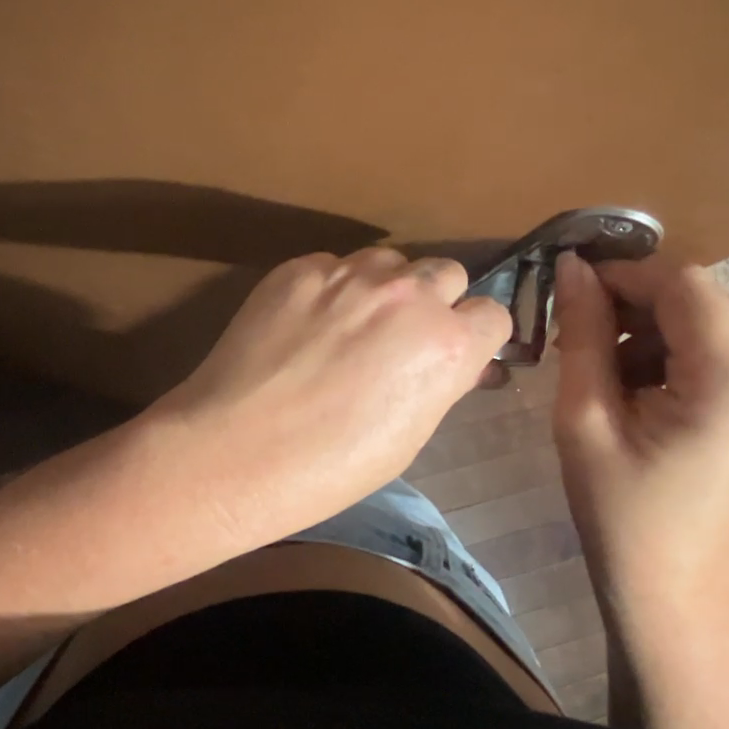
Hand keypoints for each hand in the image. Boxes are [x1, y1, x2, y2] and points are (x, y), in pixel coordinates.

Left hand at [149, 247, 511, 543]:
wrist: (236, 451)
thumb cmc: (331, 467)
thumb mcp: (409, 435)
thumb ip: (440, 382)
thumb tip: (455, 362)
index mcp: (447, 344)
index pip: (492, 315)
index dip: (474, 337)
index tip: (454, 355)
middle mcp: (407, 295)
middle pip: (446, 273)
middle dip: (434, 301)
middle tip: (400, 338)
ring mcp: (349, 275)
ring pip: (389, 261)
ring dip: (384, 287)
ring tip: (348, 327)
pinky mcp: (299, 269)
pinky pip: (334, 266)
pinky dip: (331, 289)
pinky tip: (304, 326)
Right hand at [551, 254, 728, 590]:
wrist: (669, 571)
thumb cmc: (617, 505)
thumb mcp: (584, 417)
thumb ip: (584, 333)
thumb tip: (572, 265)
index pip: (686, 286)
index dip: (627, 276)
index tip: (577, 291)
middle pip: (706, 296)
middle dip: (641, 302)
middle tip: (586, 332)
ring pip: (717, 314)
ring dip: (659, 325)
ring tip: (612, 366)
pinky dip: (682, 346)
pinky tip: (647, 381)